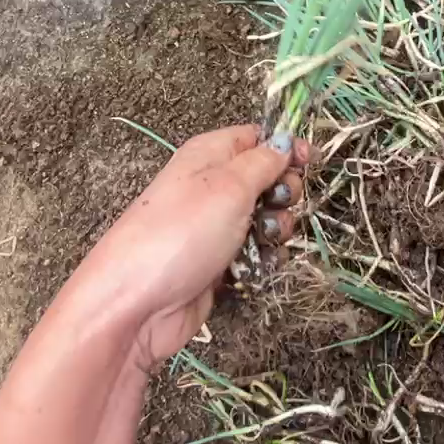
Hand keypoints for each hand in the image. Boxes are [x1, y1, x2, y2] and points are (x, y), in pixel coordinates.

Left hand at [78, 125, 307, 370]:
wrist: (134, 307)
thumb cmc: (182, 233)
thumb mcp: (230, 185)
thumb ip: (265, 160)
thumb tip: (286, 140)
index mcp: (210, 154)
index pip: (258, 137)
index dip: (286, 148)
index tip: (308, 163)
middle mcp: (212, 185)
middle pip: (268, 178)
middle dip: (283, 193)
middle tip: (277, 205)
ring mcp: (214, 225)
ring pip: (266, 217)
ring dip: (276, 229)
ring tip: (262, 240)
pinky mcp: (217, 263)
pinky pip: (254, 251)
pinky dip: (263, 258)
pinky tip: (257, 267)